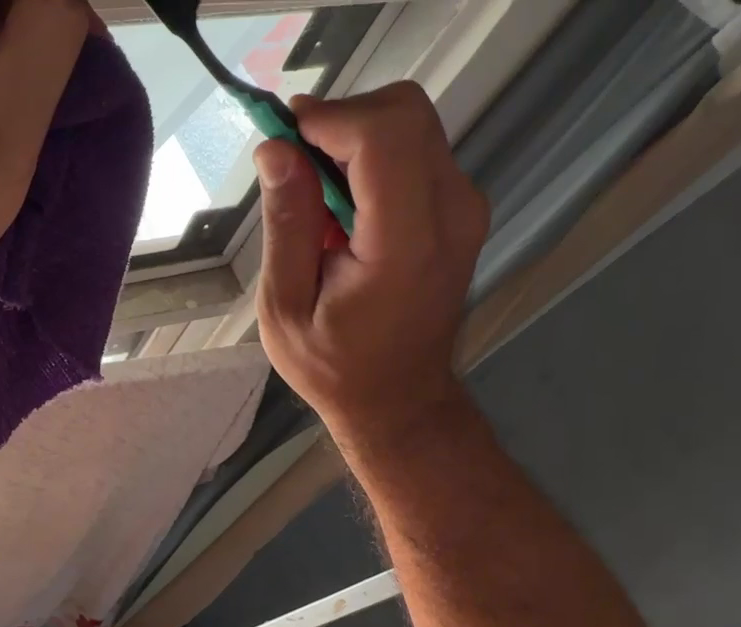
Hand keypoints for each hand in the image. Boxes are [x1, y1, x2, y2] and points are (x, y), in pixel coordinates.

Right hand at [253, 84, 490, 442]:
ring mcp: (464, 205)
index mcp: (405, 243)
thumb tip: (276, 150)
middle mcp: (451, 210)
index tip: (279, 135)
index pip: (385, 137)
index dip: (329, 119)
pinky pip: (416, 150)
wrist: (398, 397)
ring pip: (411, 125)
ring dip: (351, 138)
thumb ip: (287, 224)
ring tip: (309, 190)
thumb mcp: (284, 308)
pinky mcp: (460, 206)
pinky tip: (337, 203)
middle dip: (339, 120)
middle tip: (289, 160)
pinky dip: (370, 156)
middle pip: (405, 114)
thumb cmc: (332, 366)